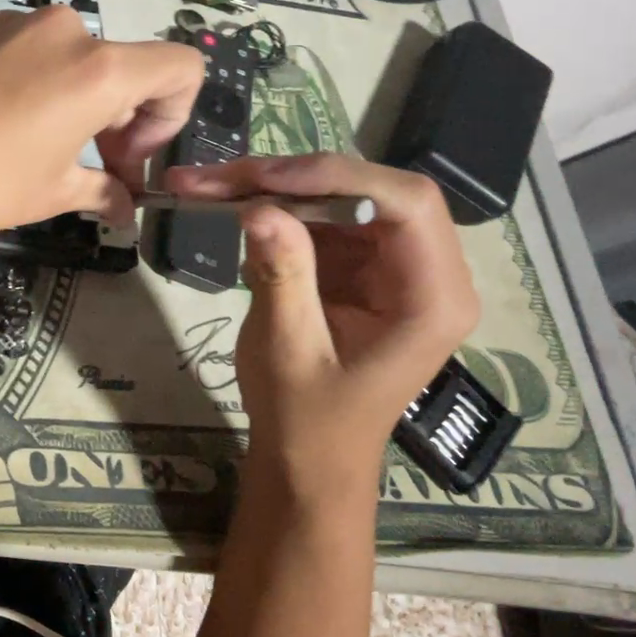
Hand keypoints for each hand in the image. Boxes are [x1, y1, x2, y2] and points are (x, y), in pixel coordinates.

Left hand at [0, 6, 202, 254]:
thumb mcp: (49, 194)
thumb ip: (101, 190)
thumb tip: (122, 204)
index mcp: (99, 67)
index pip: (180, 68)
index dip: (170, 118)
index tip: (126, 157)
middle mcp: (63, 30)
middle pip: (122, 65)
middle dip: (118, 117)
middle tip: (89, 167)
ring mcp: (13, 26)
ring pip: (72, 59)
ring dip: (75, 101)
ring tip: (38, 151)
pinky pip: (28, 54)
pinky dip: (35, 86)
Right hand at [165, 154, 479, 493]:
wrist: (306, 458)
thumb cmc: (307, 417)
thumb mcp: (289, 349)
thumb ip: (282, 275)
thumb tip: (257, 208)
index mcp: (431, 296)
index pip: (406, 204)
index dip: (335, 177)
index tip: (260, 179)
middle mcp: (420, 270)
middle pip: (366, 193)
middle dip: (289, 178)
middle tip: (213, 178)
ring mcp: (385, 268)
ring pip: (335, 202)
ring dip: (270, 191)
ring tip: (204, 187)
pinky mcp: (352, 272)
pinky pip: (317, 224)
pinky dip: (269, 213)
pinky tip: (225, 210)